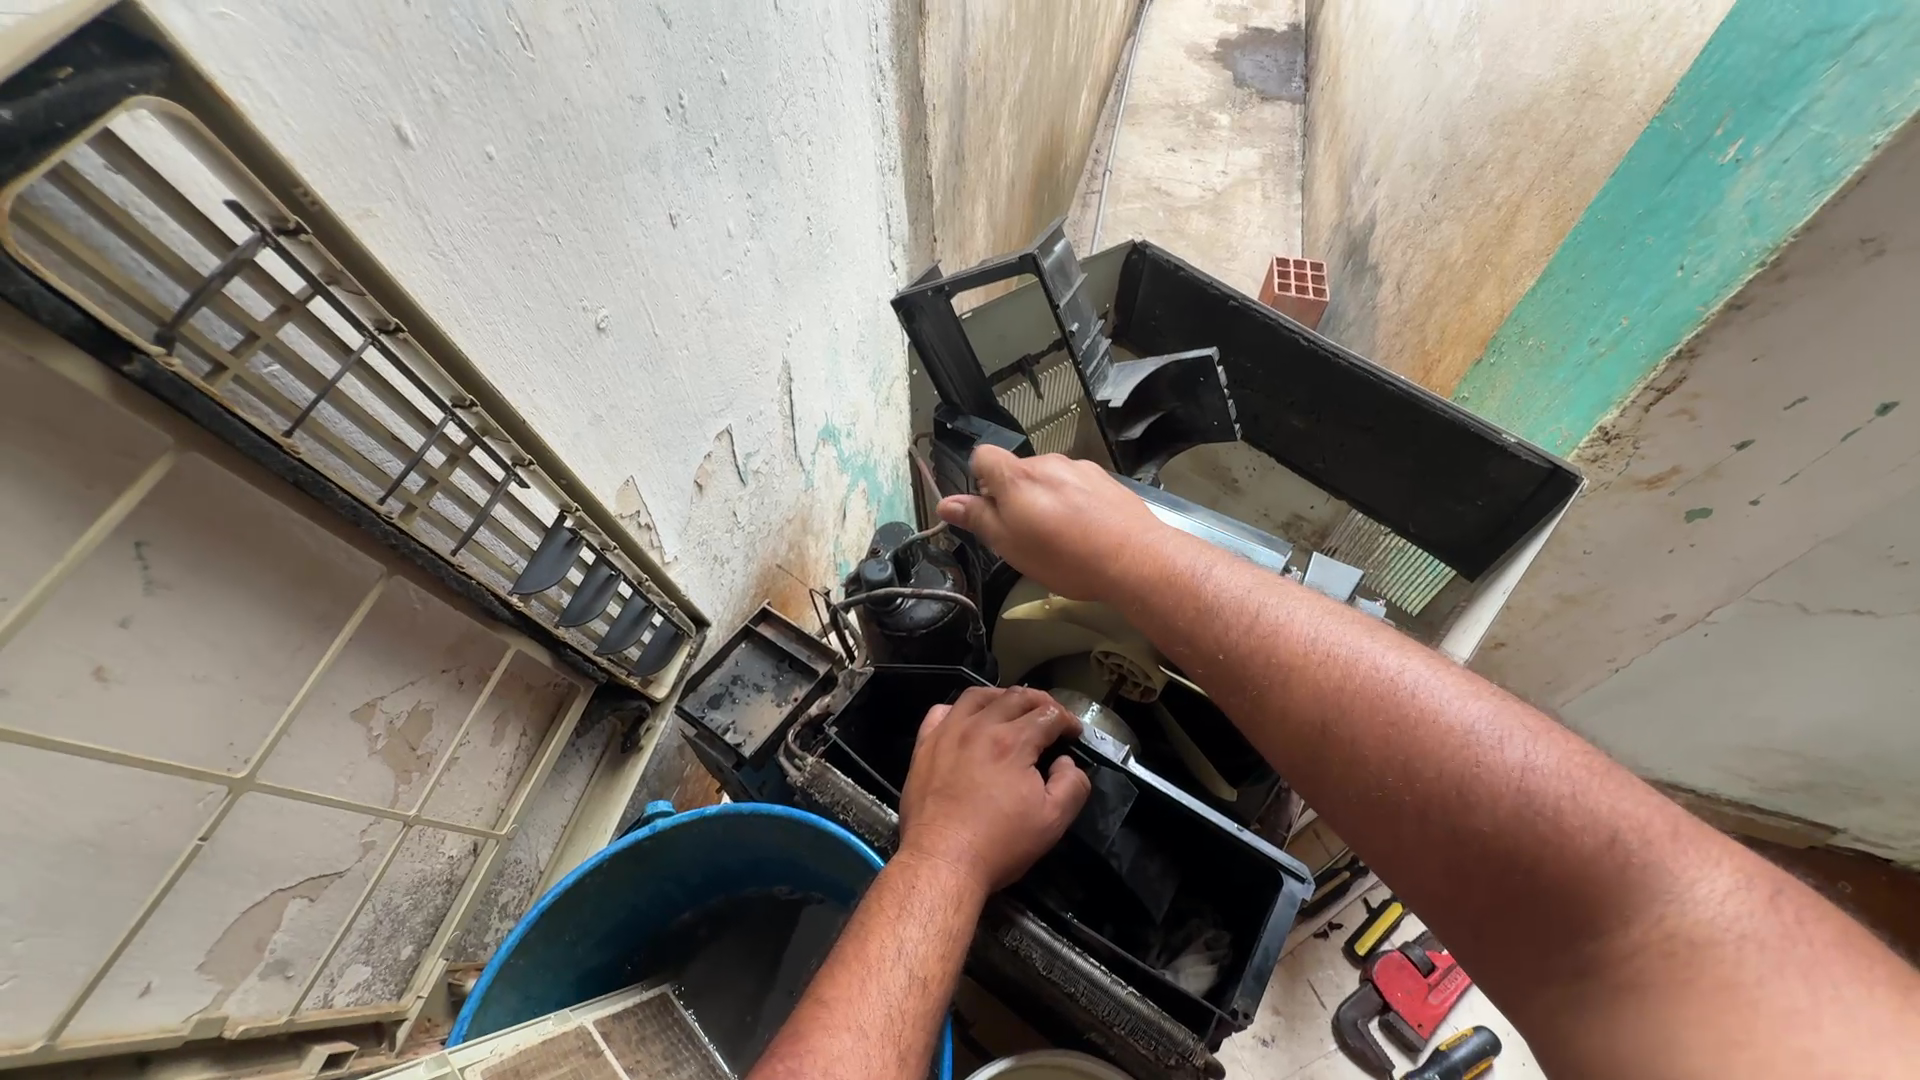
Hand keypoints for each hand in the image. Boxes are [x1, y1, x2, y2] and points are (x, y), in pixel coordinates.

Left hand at [897, 686, 1091, 892]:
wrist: (942, 861)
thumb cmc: (999, 844)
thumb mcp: (1053, 821)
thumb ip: (1072, 785)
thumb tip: (1065, 761)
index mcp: (1014, 742)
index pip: (1048, 714)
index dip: (1068, 720)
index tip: (1074, 733)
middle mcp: (980, 726)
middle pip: (1016, 697)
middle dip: (1041, 702)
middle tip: (1051, 716)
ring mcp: (948, 733)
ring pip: (978, 696)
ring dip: (1002, 697)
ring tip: (1013, 708)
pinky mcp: (925, 745)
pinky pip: (941, 712)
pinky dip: (959, 710)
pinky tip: (967, 721)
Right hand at [935, 446, 1166, 600]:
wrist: (1134, 559)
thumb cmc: (1065, 558)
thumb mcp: (1009, 545)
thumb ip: (977, 519)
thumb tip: (947, 503)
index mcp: (1017, 477)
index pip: (982, 456)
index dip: (979, 480)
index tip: (989, 509)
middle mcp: (1047, 463)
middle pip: (1018, 471)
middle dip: (1015, 496)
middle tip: (1023, 535)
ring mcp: (1080, 469)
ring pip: (1049, 479)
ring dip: (1045, 500)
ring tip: (1060, 538)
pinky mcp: (1105, 480)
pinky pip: (1076, 486)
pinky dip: (1073, 503)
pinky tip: (1085, 531)